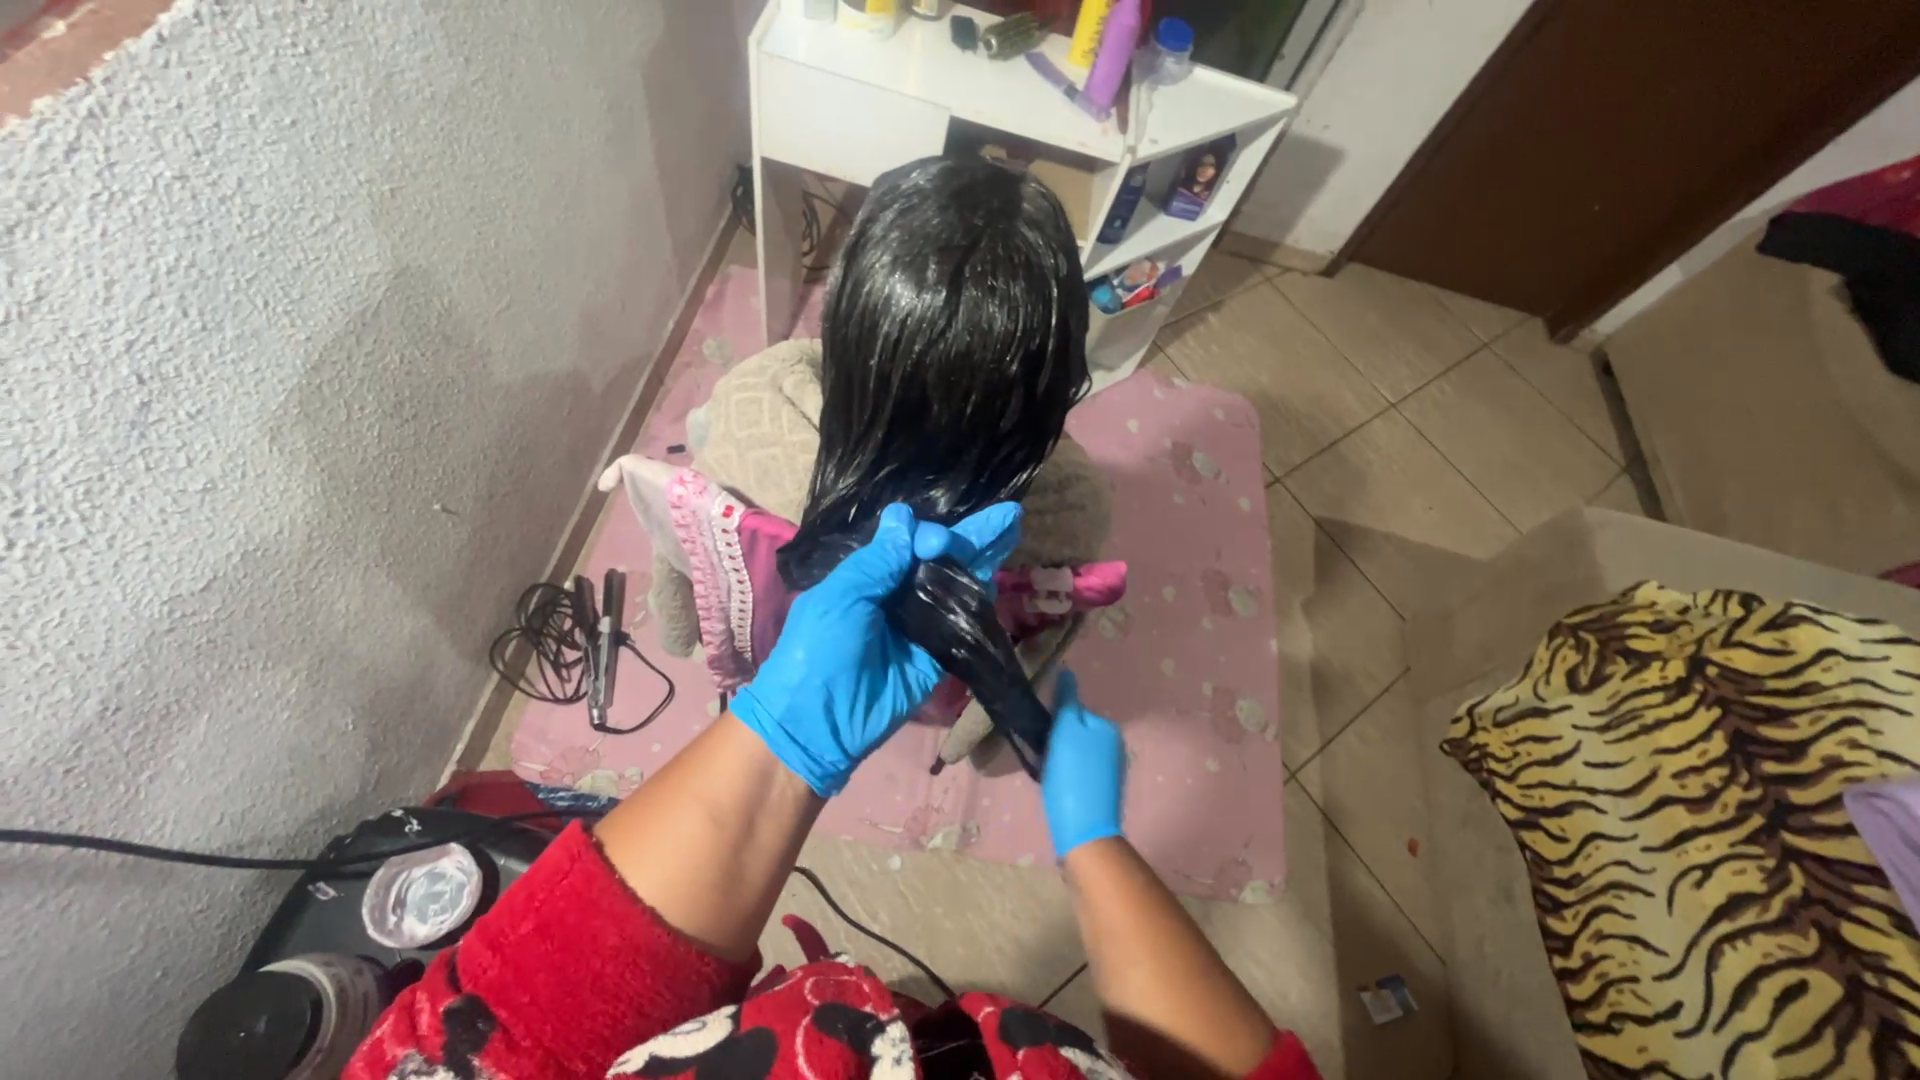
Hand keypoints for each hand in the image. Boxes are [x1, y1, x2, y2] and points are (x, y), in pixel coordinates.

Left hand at [733, 502, 1022, 795]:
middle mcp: (900, 596)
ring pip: (959, 586)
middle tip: (1008, 514)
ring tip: (1013, 529)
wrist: (820, 721)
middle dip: (973, 536)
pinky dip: (981, 602)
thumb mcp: (841, 596)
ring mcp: (922, 626)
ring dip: (985, 560)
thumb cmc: (819, 649)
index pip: (910, 543)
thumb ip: (879, 560)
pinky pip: (964, 625)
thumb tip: (904, 515)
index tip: (935, 541)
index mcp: (870, 577)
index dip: (929, 535)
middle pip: (943, 560)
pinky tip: (999, 576)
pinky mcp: (940, 655)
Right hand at [1042, 670, 1125, 857]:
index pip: (1073, 710)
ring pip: (1077, 751)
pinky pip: (1082, 770)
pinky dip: (1070, 774)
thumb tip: (1067, 672)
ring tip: (1052, 774)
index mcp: (1106, 727)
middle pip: (1076, 731)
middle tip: (1045, 756)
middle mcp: (1115, 743)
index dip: (1054, 721)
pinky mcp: (1105, 789)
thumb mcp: (1065, 731)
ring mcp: (1112, 767)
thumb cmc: (1071, 776)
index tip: (1043, 735)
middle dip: (1059, 740)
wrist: (1085, 829)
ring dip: (1063, 757)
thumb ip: (1067, 702)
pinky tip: (1062, 788)